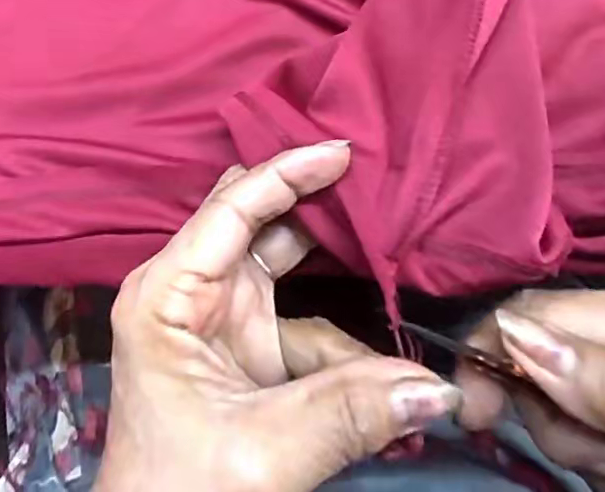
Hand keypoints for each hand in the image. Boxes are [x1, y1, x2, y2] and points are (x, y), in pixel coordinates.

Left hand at [97, 142, 463, 491]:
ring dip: (332, 257)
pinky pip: (301, 316)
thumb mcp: (262, 453)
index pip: (233, 205)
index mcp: (169, 291)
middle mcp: (189, 285)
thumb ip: (350, 412)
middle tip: (365, 175)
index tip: (342, 150)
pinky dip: (342, 334)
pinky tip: (384, 364)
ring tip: (385, 239)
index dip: (288, 171)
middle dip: (308, 195)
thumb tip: (436, 387)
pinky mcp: (242, 338)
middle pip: (253, 214)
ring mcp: (218, 310)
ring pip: (279, 257)